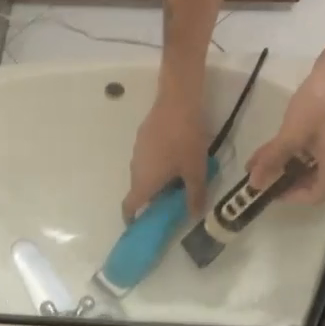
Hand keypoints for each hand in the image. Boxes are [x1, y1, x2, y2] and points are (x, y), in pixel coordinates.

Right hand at [125, 93, 209, 221]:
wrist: (177, 100)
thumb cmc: (184, 140)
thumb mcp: (195, 170)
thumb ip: (194, 195)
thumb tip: (194, 214)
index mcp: (144, 184)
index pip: (129, 207)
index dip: (131, 219)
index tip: (137, 224)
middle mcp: (135, 170)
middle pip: (138, 191)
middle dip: (151, 198)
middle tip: (170, 198)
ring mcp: (136, 152)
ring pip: (142, 173)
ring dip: (154, 179)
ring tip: (175, 175)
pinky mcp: (141, 137)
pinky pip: (146, 158)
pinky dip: (155, 163)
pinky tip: (173, 153)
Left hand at [244, 63, 324, 205]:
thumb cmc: (319, 103)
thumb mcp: (290, 135)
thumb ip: (272, 161)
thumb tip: (253, 185)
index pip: (316, 196)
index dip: (292, 196)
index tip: (271, 188)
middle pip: (312, 180)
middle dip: (284, 179)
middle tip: (263, 175)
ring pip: (309, 162)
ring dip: (285, 163)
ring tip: (260, 161)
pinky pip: (313, 146)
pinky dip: (294, 148)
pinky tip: (273, 144)